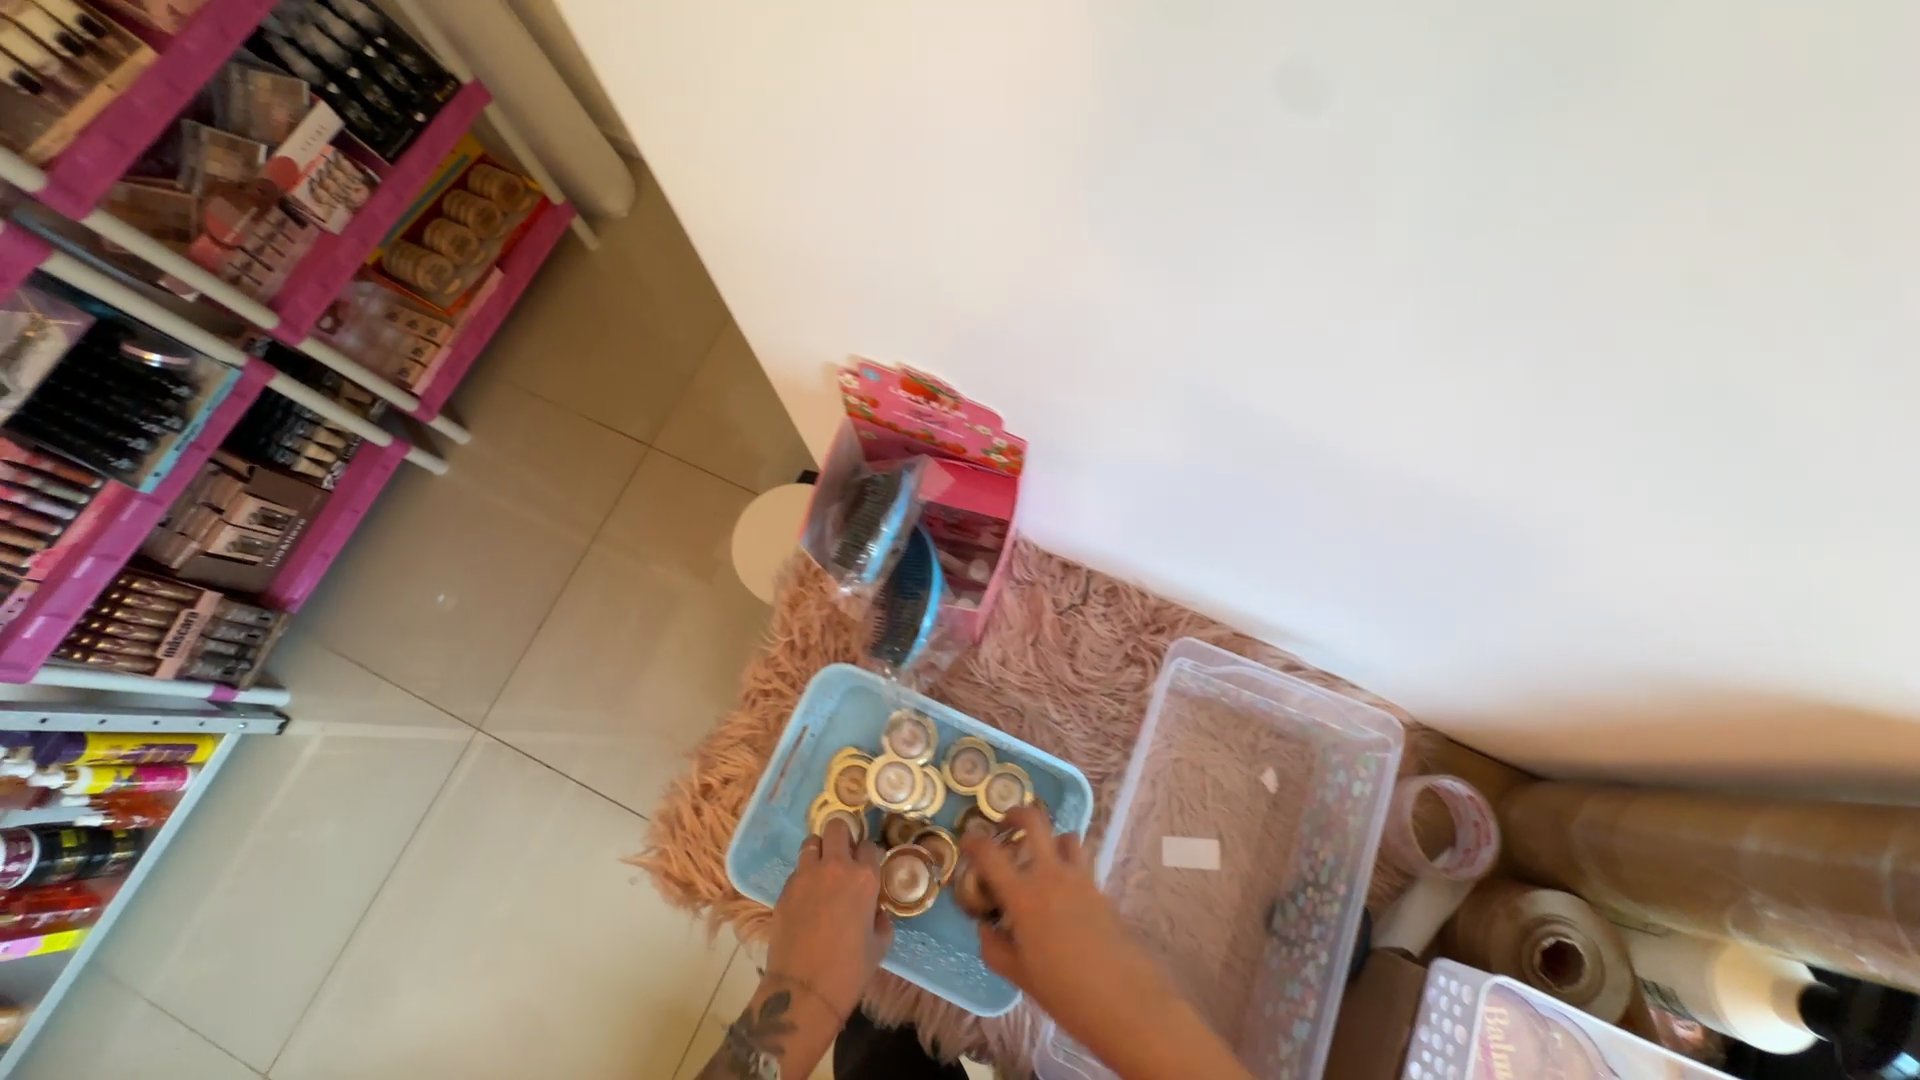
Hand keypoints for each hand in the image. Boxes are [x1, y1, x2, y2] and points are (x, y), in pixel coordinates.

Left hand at [765, 817, 894, 1022]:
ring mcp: (806, 876)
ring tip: (821, 869)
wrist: (804, 989)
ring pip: (811, 842)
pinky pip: (797, 871)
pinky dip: (803, 876)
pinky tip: (806, 897)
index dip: (868, 854)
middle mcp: (835, 867)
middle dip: (842, 834)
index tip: (866, 864)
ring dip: (819, 850)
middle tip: (843, 853)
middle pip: (837, 827)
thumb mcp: (879, 945)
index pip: (869, 845)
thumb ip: (881, 920)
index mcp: (864, 878)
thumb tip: (876, 912)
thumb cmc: (850, 970)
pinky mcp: (785, 890)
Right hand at [962, 806, 1253, 1079]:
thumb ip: (994, 947)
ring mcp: (1080, 879)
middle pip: (1035, 821)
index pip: (990, 853)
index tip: (967, 839)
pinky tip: (1062, 890)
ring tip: (1041, 855)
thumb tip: (985, 927)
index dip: (974, 840)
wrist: (1124, 1000)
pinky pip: (1082, 863)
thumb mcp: (1018, 975)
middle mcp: (1051, 876)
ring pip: (1066, 836)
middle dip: (1016, 814)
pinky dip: (1069, 864)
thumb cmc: (1064, 991)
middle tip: (1006, 824)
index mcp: (1023, 895)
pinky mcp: (1101, 889)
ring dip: (1050, 838)